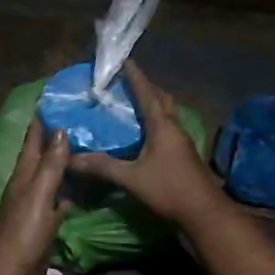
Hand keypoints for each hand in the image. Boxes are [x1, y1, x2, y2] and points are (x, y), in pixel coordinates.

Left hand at [0, 120, 71, 274]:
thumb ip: (49, 166)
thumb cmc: (23, 236)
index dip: (39, 123)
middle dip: (52, 141)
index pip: (31, 143)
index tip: (51, 99)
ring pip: (48, 182)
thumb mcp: (37, 196)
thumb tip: (60, 130)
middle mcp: (25, 191)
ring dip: (60, 167)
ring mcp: (32, 212)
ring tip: (81, 149)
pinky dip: (66, 197)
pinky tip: (77, 194)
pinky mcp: (41, 231)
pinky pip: (55, 206)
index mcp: (21, 179)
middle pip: (39, 160)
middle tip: (75, 120)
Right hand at [70, 62, 224, 227]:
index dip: (135, 77)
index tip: (125, 60)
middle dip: (146, 87)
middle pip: (161, 99)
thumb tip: (71, 159)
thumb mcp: (132, 178)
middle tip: (127, 80)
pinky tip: (144, 132)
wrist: (204, 214)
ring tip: (134, 102)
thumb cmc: (169, 190)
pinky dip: (155, 122)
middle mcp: (174, 128)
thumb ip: (102, 167)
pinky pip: (167, 128)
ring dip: (153, 103)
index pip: (147, 94)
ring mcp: (181, 142)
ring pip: (167, 114)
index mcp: (162, 126)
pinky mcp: (183, 155)